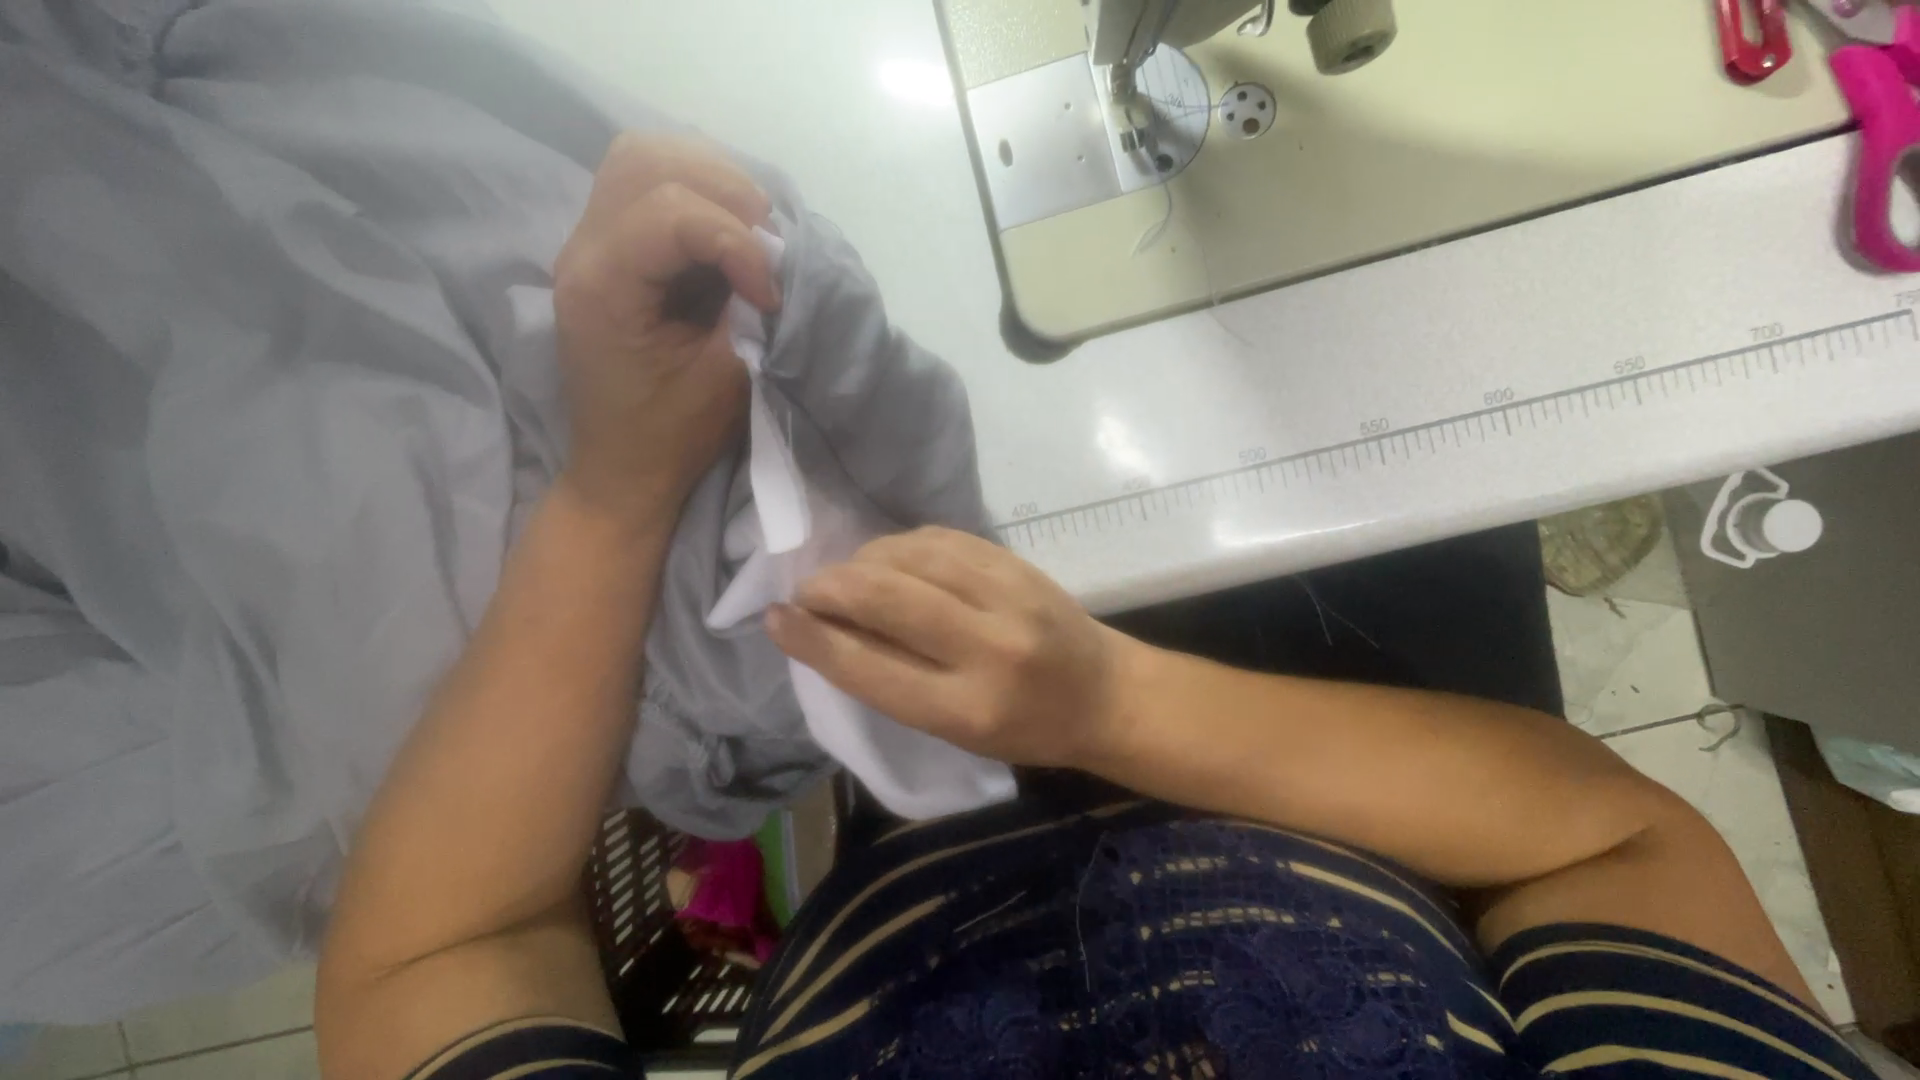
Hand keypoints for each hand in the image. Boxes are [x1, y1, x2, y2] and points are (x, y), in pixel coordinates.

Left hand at [551, 133, 780, 522]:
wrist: (623, 471)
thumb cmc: (672, 436)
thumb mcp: (726, 377)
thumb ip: (751, 309)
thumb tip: (778, 258)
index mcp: (602, 286)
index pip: (672, 212)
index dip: (738, 241)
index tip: (772, 296)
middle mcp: (582, 249)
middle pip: (647, 159)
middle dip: (724, 189)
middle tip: (766, 239)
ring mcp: (588, 244)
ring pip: (641, 158)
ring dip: (708, 179)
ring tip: (749, 227)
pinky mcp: (606, 251)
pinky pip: (644, 186)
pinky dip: (695, 192)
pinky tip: (724, 229)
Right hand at [764, 527, 1128, 767]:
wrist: (1104, 694)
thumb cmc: (1023, 729)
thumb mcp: (954, 731)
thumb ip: (894, 682)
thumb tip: (827, 631)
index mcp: (965, 709)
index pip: (868, 666)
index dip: (811, 639)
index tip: (775, 617)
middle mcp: (988, 649)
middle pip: (883, 597)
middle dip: (828, 586)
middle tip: (807, 592)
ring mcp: (1008, 597)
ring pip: (908, 555)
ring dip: (863, 561)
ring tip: (849, 577)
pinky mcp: (1017, 564)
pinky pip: (940, 539)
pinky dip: (901, 546)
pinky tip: (889, 559)